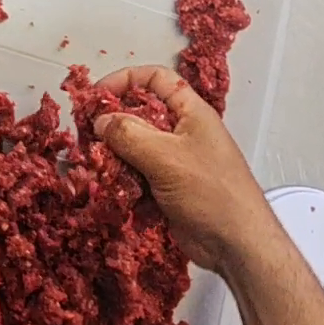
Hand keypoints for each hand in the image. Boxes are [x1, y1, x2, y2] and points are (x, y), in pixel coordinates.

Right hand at [92, 67, 280, 276]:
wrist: (236, 246)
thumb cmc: (211, 193)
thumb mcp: (167, 157)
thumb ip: (130, 134)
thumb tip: (100, 120)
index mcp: (190, 113)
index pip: (156, 78)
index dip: (125, 80)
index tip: (96, 94)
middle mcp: (182, 132)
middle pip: (139, 113)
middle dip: (112, 122)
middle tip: (86, 134)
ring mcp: (174, 162)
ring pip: (134, 147)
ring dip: (113, 156)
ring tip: (94, 165)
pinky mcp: (166, 189)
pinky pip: (136, 176)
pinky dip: (121, 181)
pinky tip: (109, 190)